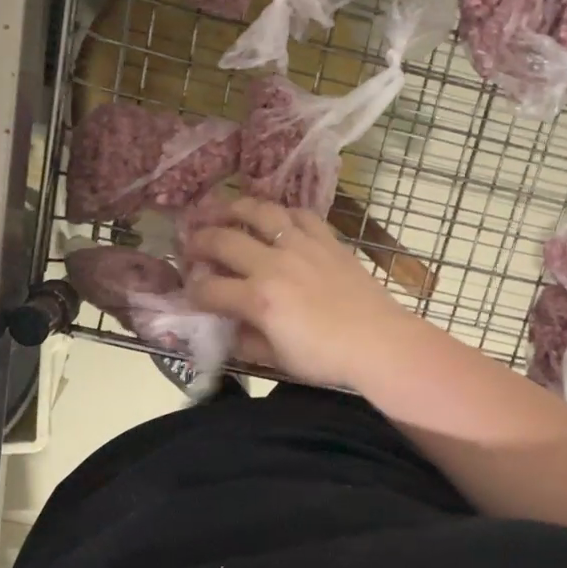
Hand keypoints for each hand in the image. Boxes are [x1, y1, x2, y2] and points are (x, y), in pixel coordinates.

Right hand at [187, 197, 429, 389]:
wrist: (378, 342)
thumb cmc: (325, 358)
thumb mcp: (276, 359)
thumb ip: (246, 342)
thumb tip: (227, 329)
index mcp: (258, 299)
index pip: (209, 289)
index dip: (192, 292)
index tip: (189, 294)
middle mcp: (273, 264)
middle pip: (222, 240)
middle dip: (197, 242)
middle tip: (188, 246)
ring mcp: (301, 245)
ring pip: (258, 212)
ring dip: (232, 208)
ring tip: (219, 212)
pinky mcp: (326, 239)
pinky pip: (298, 213)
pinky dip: (280, 213)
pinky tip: (273, 219)